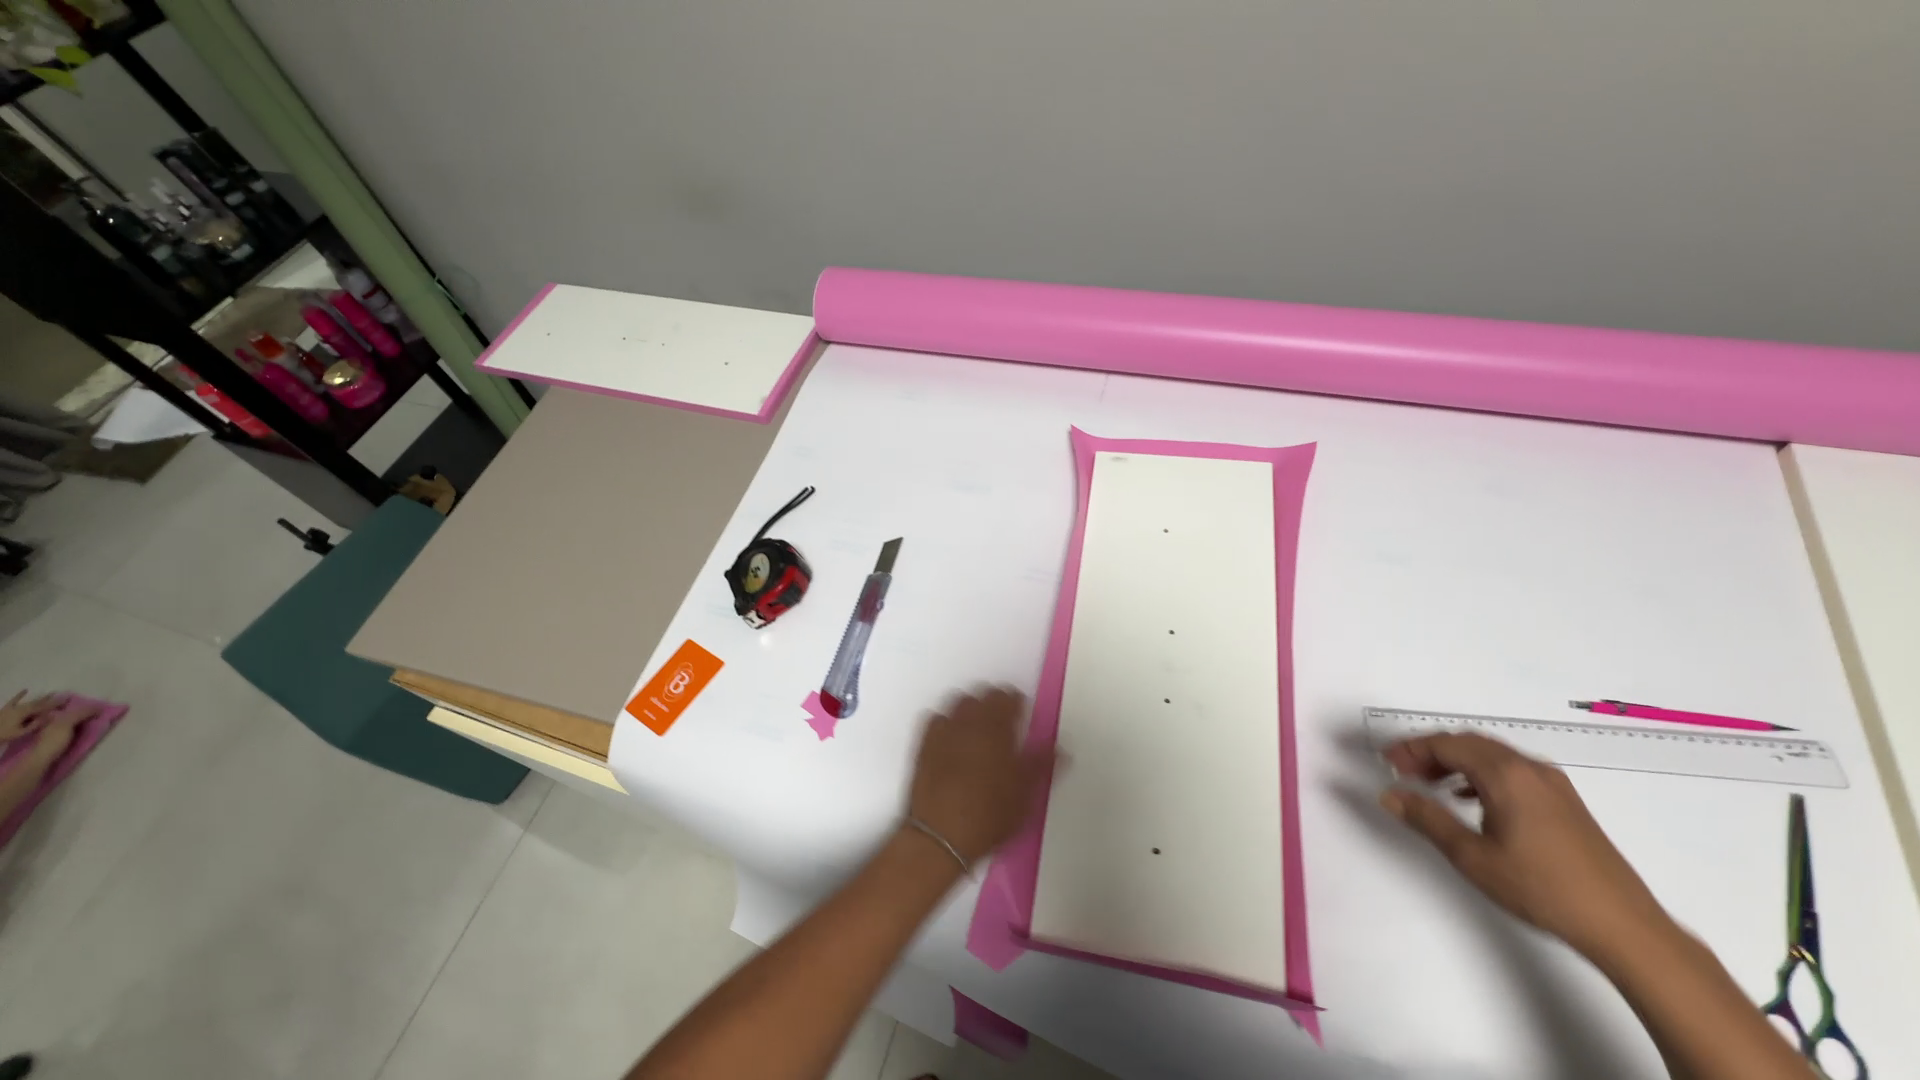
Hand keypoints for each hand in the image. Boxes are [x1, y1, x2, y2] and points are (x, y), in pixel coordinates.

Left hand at [0, 691, 65, 740]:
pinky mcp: (6, 708)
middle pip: (38, 703)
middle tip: (62, 695)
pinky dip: (19, 695)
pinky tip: (26, 690)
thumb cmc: (4, 735)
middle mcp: (20, 708)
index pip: (44, 707)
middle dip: (50, 699)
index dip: (56, 703)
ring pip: (29, 702)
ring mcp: (12, 707)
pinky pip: (13, 700)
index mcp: (25, 713)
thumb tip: (50, 716)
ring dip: (40, 698)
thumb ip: (35, 724)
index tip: (67, 700)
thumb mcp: (22, 732)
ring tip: (51, 693)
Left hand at [905, 687, 1053, 864]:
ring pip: (957, 702)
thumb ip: (1041, 766)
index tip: (1022, 711)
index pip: (1007, 698)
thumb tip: (1060, 749)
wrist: (940, 836)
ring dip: (970, 708)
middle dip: (993, 702)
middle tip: (1003, 719)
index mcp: (997, 731)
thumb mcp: (1025, 796)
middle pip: (981, 695)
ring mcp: (943, 733)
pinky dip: (946, 721)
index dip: (1016, 702)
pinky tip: (952, 736)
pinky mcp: (923, 746)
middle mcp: (969, 724)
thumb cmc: (989, 817)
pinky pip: (935, 719)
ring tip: (978, 726)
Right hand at [1379, 733, 1669, 957]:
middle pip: (1471, 743)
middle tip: (1402, 771)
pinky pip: (1512, 771)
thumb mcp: (1472, 856)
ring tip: (1430, 784)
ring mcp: (1553, 784)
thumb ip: (1427, 819)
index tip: (1386, 762)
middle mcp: (1530, 769)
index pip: (1449, 745)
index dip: (1413, 748)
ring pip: (1493, 756)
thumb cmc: (1539, 887)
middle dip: (1432, 752)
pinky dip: (1482, 774)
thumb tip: (1389, 795)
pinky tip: (1471, 799)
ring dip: (1457, 762)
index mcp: (1506, 775)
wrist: (1619, 922)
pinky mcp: (1565, 802)